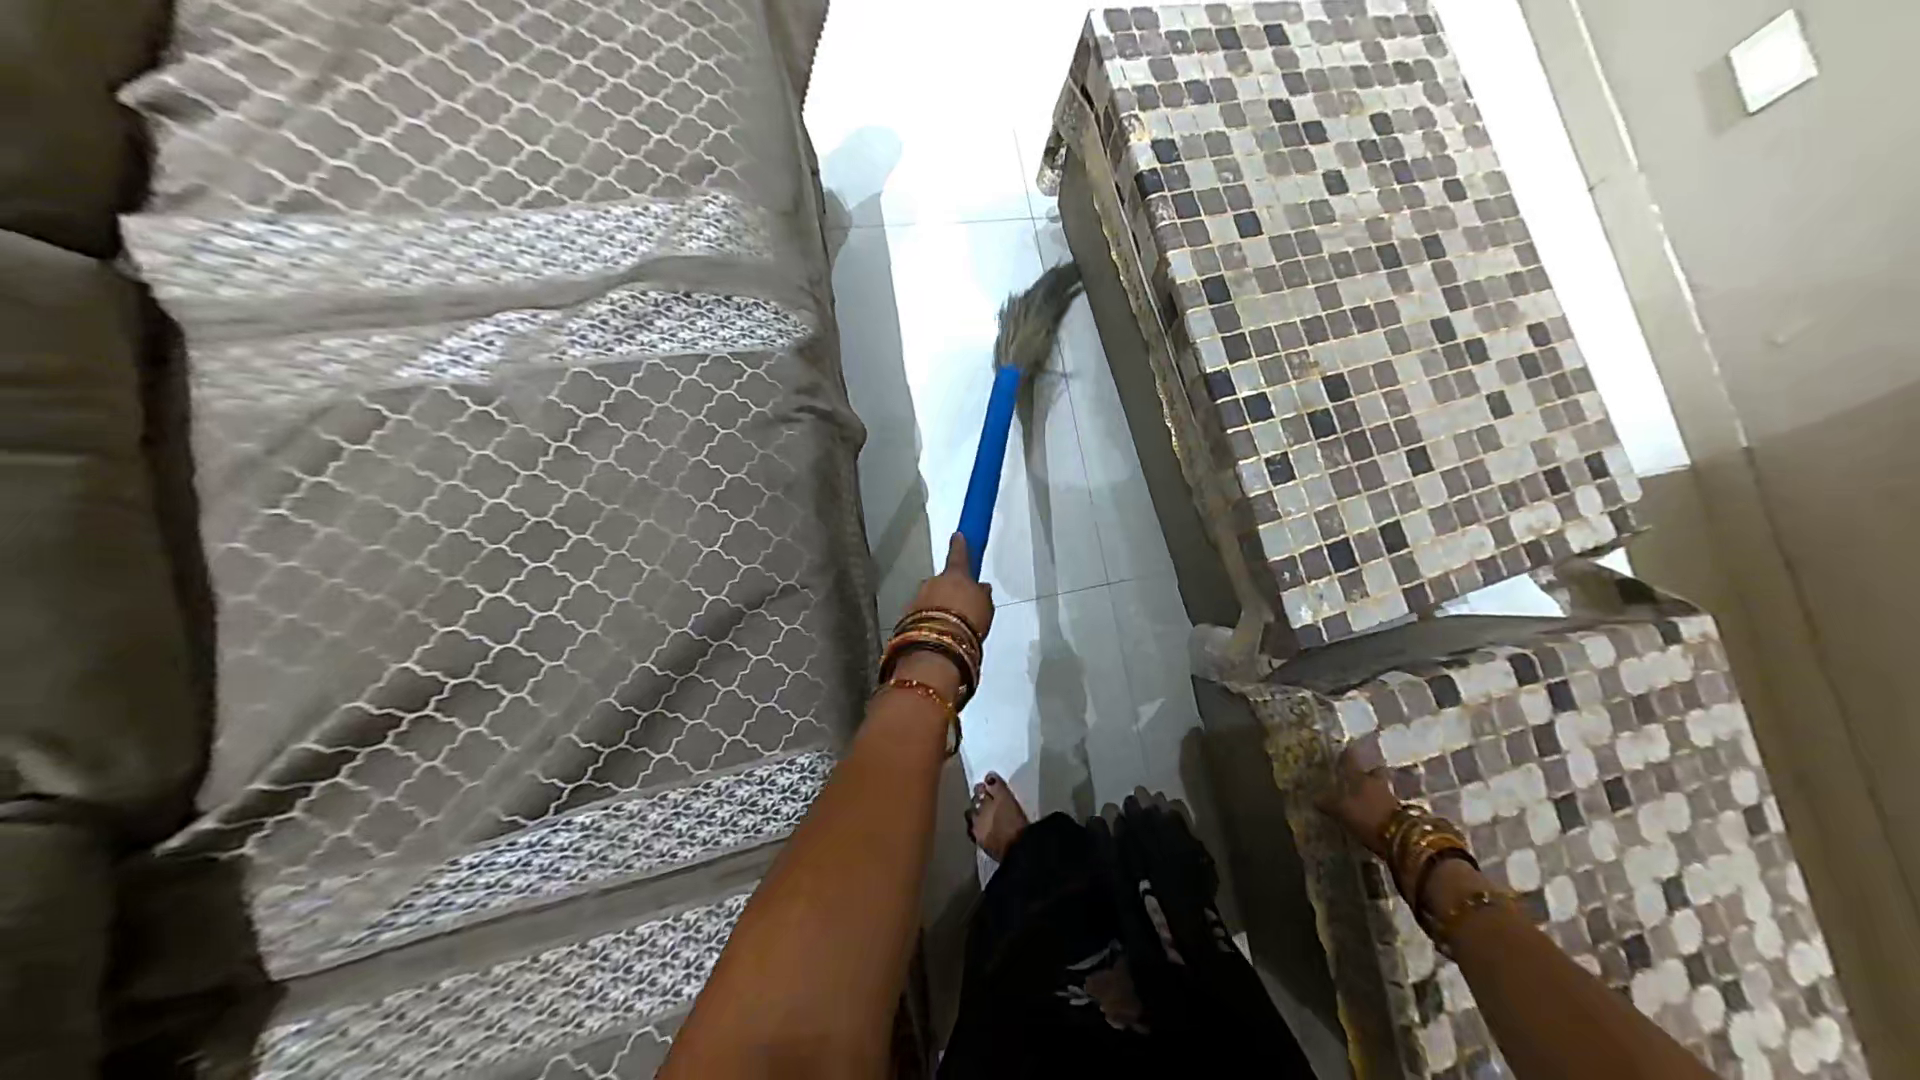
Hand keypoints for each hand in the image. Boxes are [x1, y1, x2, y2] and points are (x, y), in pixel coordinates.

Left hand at [891, 535, 993, 697]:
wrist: (938, 645)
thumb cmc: (968, 622)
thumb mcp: (985, 607)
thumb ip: (982, 595)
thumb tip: (981, 587)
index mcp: (955, 575)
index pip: (959, 554)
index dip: (960, 545)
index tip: (958, 534)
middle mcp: (933, 582)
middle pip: (942, 581)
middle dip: (948, 590)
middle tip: (960, 607)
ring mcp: (918, 598)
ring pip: (930, 599)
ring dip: (938, 608)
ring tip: (952, 627)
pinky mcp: (907, 616)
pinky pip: (922, 614)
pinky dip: (930, 620)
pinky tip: (939, 633)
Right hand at [1315, 743, 1400, 858]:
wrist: (1401, 838)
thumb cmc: (1367, 817)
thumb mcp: (1341, 810)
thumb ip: (1328, 803)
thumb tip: (1315, 798)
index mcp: (1361, 778)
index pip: (1352, 761)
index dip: (1347, 755)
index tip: (1344, 747)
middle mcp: (1376, 783)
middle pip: (1374, 772)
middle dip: (1368, 771)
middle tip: (1359, 773)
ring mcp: (1390, 798)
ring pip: (1380, 787)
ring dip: (1374, 789)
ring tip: (1363, 794)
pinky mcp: (1399, 813)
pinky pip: (1385, 802)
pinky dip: (1378, 803)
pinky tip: (1371, 809)